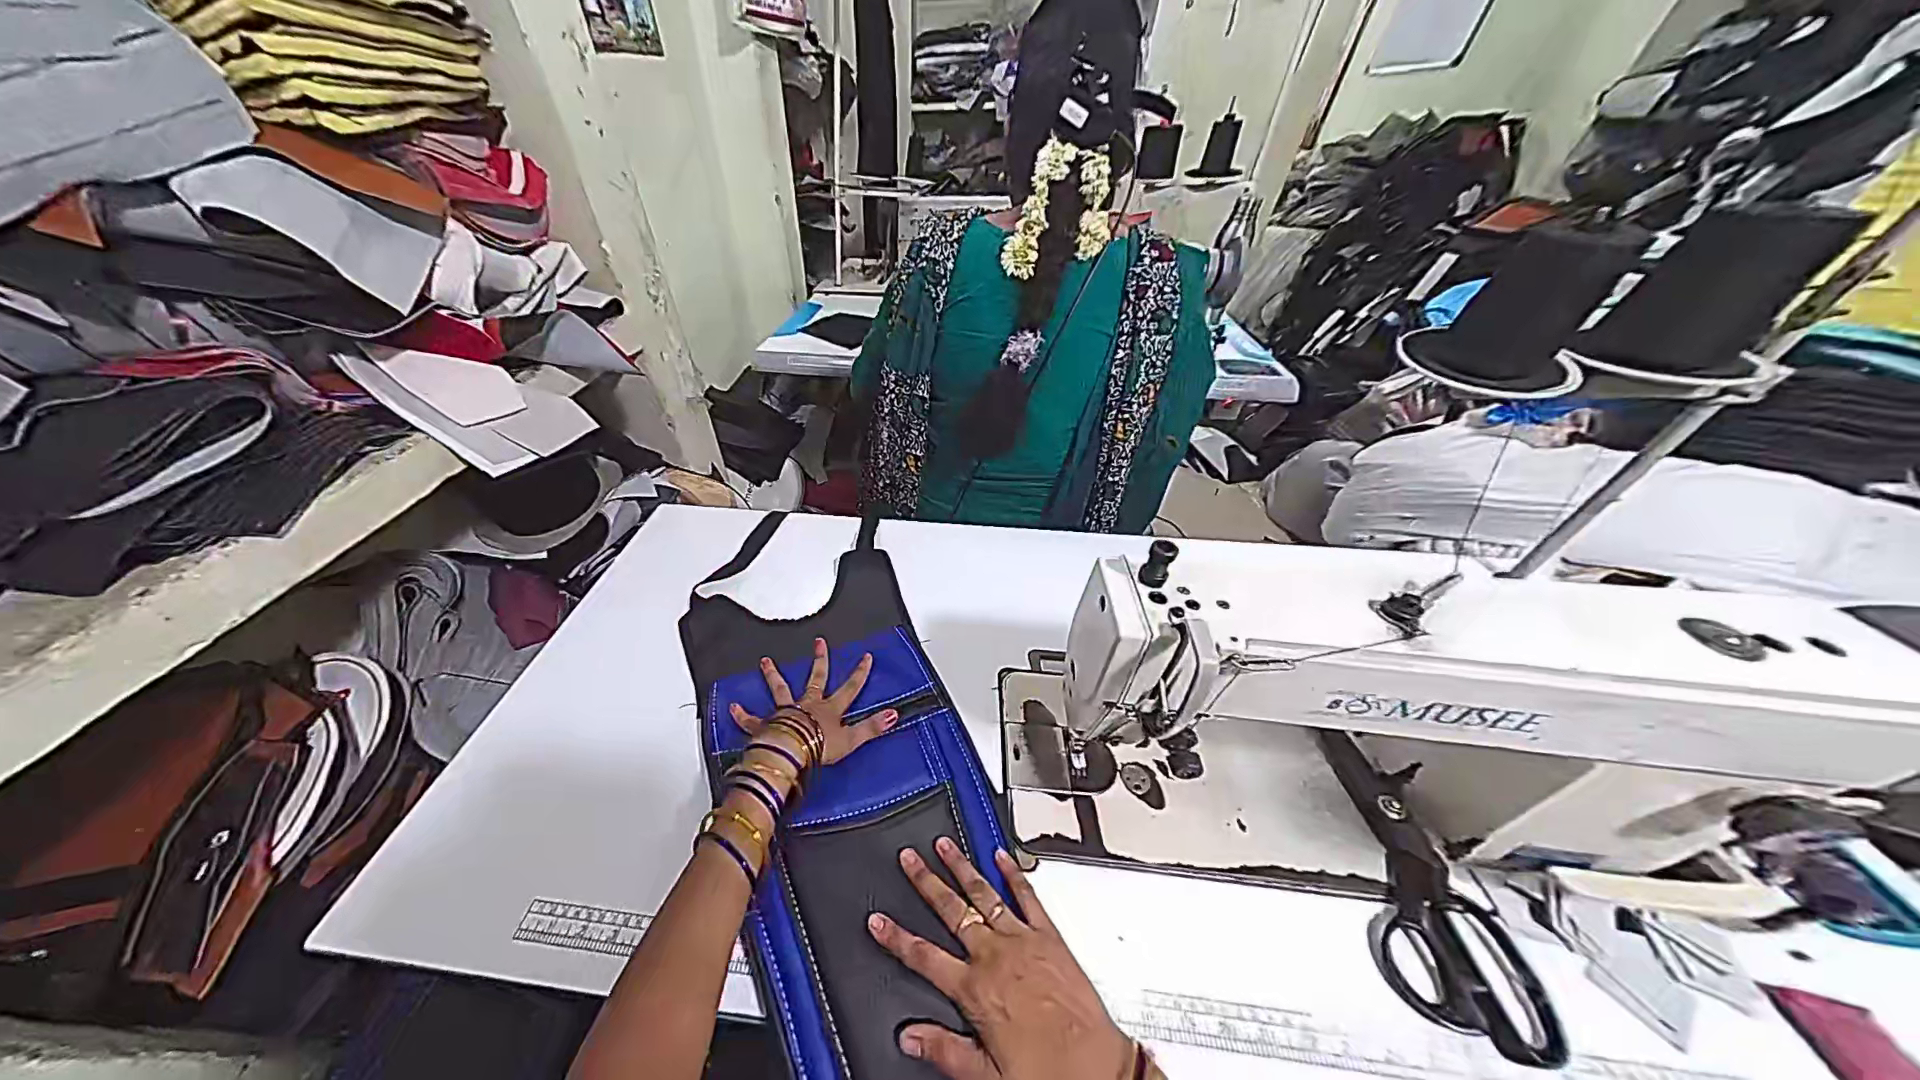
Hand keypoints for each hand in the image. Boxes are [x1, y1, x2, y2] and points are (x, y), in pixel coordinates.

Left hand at [729, 637, 897, 765]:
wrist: (792, 753)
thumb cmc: (820, 747)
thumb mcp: (852, 739)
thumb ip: (872, 727)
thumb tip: (894, 715)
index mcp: (829, 710)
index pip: (850, 688)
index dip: (859, 673)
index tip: (865, 656)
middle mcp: (808, 706)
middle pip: (816, 679)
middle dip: (819, 660)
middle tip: (818, 642)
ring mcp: (786, 713)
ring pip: (780, 690)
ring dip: (773, 676)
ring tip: (766, 662)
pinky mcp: (767, 726)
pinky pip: (752, 720)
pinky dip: (742, 715)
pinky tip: (732, 707)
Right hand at [868, 840, 1133, 1079]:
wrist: (1099, 1070)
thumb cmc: (1048, 1075)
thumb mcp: (987, 1075)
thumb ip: (946, 1050)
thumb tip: (911, 1036)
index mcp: (976, 990)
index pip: (924, 956)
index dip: (896, 937)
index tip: (878, 920)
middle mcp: (995, 956)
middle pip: (951, 910)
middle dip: (926, 882)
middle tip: (909, 858)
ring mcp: (1023, 940)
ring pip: (984, 894)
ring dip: (961, 867)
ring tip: (945, 845)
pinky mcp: (1049, 936)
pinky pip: (1027, 896)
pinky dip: (1013, 873)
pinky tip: (1002, 856)